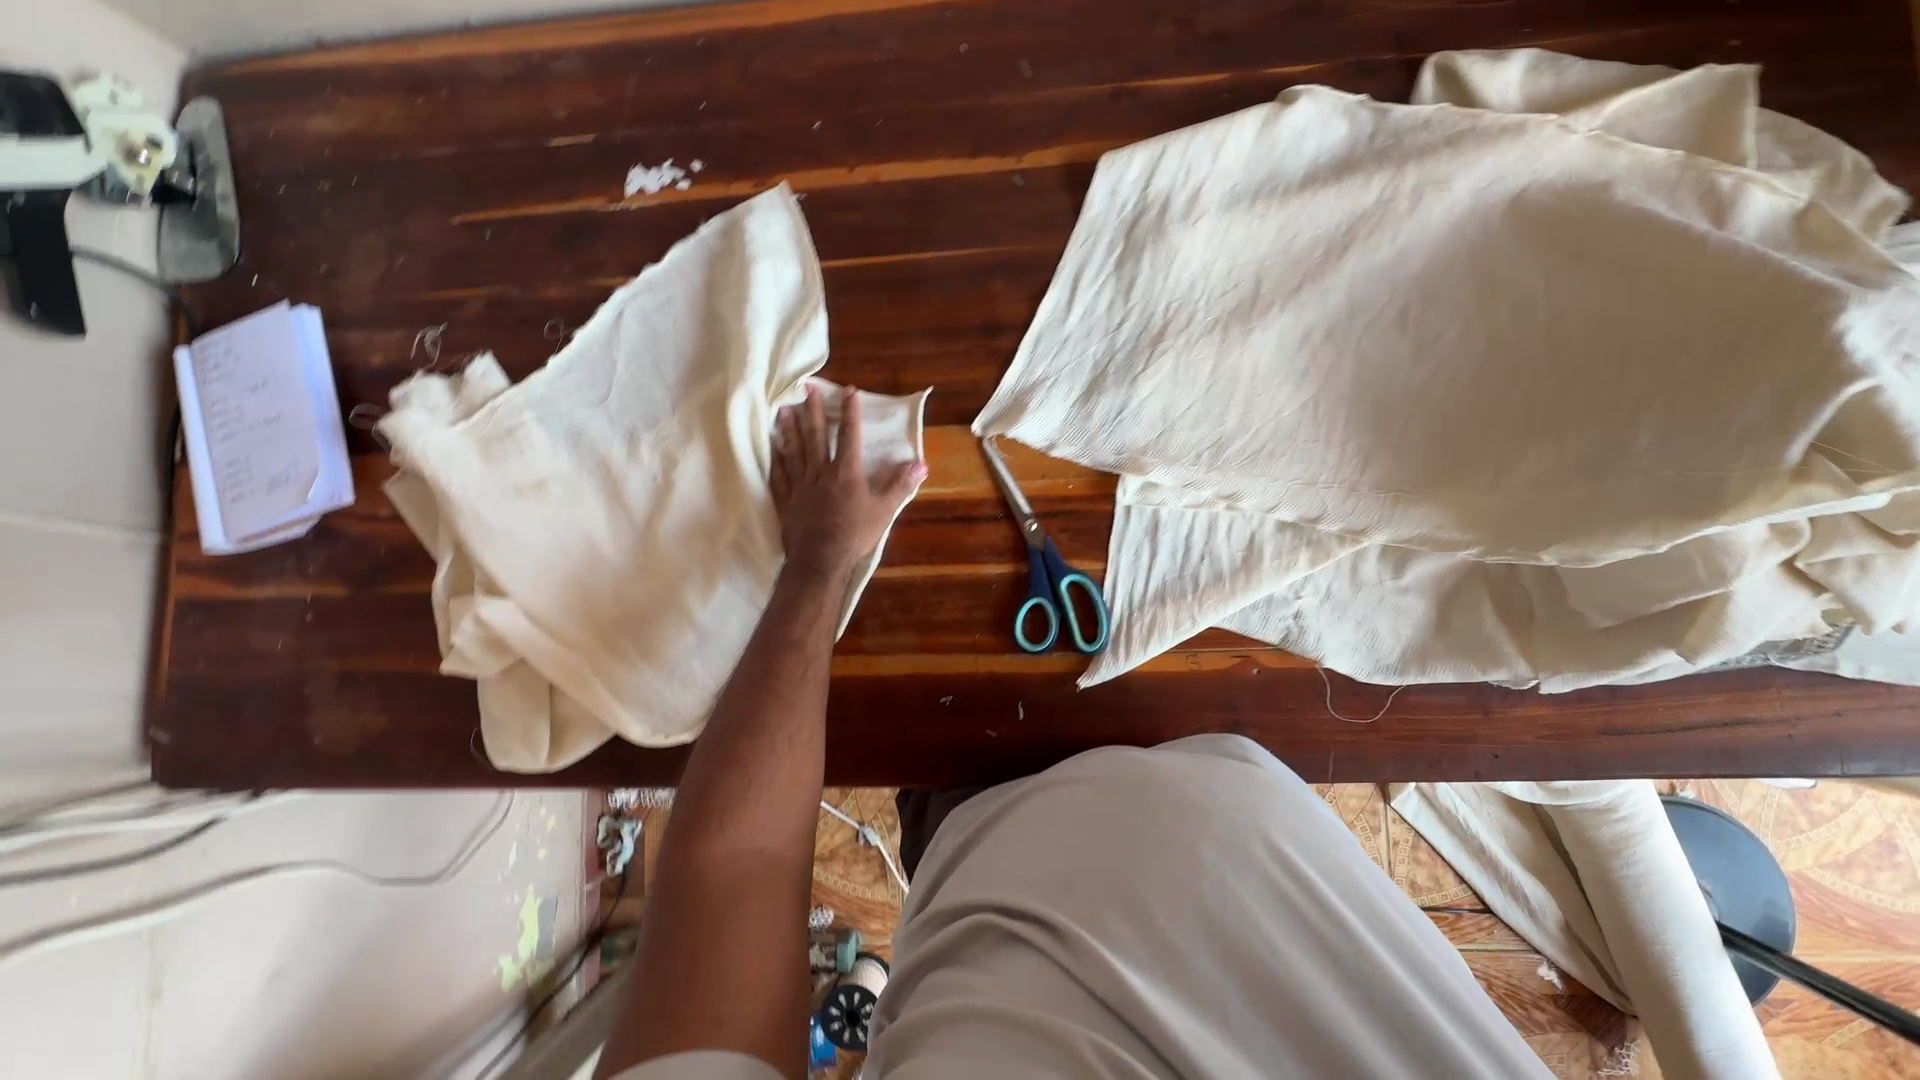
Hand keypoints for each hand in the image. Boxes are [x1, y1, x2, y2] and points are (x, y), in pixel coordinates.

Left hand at [771, 384, 927, 584]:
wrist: (820, 559)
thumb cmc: (855, 534)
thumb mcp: (884, 510)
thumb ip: (900, 485)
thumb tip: (921, 465)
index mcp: (846, 472)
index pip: (849, 436)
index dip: (850, 413)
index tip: (849, 391)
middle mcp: (821, 472)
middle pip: (816, 436)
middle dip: (814, 411)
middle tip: (806, 389)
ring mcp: (801, 486)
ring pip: (794, 451)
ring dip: (790, 429)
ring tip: (784, 409)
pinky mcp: (787, 501)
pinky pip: (780, 475)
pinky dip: (777, 460)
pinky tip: (773, 448)